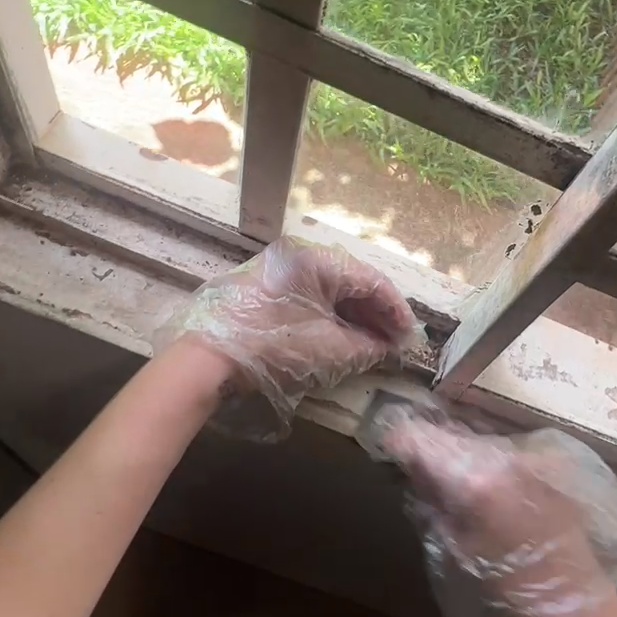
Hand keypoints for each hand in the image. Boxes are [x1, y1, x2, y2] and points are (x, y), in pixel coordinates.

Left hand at [158, 237, 421, 425]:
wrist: (205, 359)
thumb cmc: (273, 347)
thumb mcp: (328, 349)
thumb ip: (365, 346)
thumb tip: (386, 348)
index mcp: (318, 259)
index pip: (371, 279)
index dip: (395, 309)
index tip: (410, 335)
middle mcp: (301, 256)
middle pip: (352, 283)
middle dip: (377, 314)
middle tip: (396, 342)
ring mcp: (282, 271)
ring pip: (331, 291)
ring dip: (356, 317)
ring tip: (375, 344)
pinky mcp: (268, 289)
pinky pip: (312, 298)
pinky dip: (332, 318)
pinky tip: (345, 338)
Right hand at [385, 419, 615, 616]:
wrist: (571, 594)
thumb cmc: (508, 583)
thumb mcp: (456, 546)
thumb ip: (433, 502)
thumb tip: (415, 471)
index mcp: (474, 479)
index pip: (426, 441)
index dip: (402, 438)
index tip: (388, 441)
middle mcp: (501, 456)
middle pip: (453, 436)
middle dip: (430, 443)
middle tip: (413, 455)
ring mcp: (527, 456)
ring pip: (479, 440)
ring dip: (460, 449)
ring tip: (445, 466)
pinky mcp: (546, 461)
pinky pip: (504, 450)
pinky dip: (487, 458)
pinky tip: (481, 476)